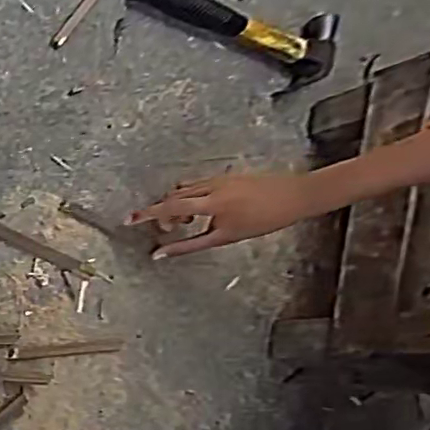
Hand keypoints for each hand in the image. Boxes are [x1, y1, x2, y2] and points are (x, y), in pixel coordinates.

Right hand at [128, 172, 319, 257]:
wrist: (299, 195)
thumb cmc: (265, 219)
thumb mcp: (225, 236)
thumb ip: (188, 245)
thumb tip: (158, 254)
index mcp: (210, 202)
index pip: (168, 207)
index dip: (146, 214)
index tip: (129, 220)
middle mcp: (211, 186)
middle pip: (172, 197)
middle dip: (163, 213)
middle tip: (168, 229)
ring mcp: (219, 179)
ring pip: (184, 189)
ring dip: (178, 204)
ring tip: (187, 221)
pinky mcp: (227, 176)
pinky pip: (198, 185)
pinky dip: (191, 197)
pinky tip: (202, 209)